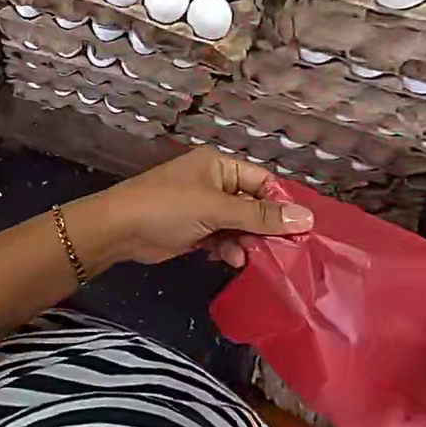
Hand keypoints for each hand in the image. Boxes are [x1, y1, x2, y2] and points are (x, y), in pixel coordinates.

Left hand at [72, 148, 313, 268]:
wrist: (119, 230)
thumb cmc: (167, 208)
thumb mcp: (215, 209)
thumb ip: (260, 216)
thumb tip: (306, 218)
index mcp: (219, 166)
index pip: (262, 181)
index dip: (281, 204)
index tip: (300, 231)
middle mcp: (214, 183)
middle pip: (253, 206)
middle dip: (264, 228)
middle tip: (280, 252)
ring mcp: (203, 208)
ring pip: (239, 225)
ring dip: (246, 242)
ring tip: (247, 256)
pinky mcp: (194, 230)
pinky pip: (223, 238)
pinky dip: (229, 248)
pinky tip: (230, 260)